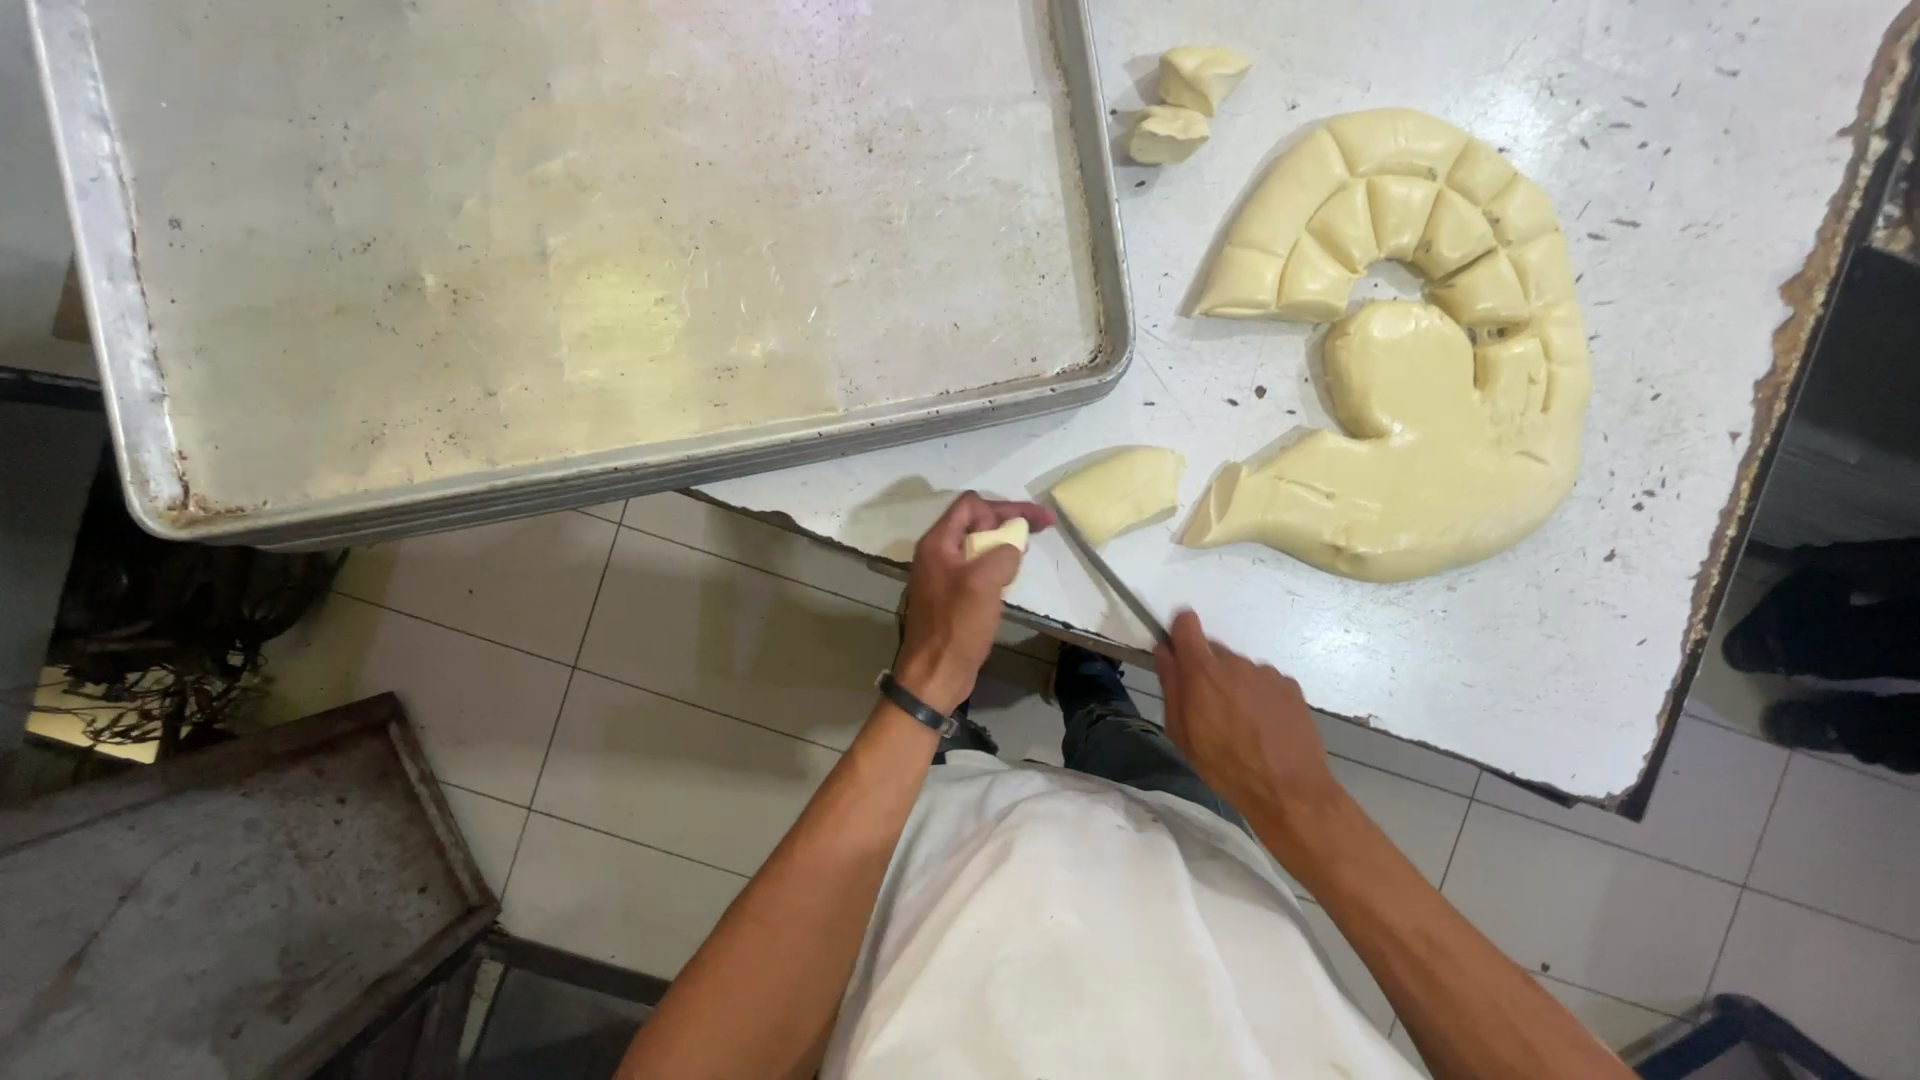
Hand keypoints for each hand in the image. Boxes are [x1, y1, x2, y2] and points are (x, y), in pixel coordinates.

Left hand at [895, 492, 1055, 712]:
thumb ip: (1002, 553)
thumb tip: (1012, 547)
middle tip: (1040, 530)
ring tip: (1026, 551)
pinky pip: (976, 569)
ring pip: (977, 546)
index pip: (971, 505)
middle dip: (1007, 521)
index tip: (1036, 521)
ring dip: (1003, 544)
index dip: (1005, 507)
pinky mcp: (952, 596)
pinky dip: (996, 566)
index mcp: (937, 543)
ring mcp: (943, 576)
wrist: (936, 673)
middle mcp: (937, 554)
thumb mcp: (984, 582)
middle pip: (975, 522)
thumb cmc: (957, 626)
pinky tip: (1010, 576)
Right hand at [1153, 609, 1340, 817]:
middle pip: (1213, 652)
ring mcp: (1266, 673)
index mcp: (1203, 671)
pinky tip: (1264, 726)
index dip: (1179, 632)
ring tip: (1241, 724)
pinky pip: (1265, 682)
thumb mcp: (1182, 732)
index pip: (1186, 625)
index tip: (1178, 651)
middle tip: (1209, 709)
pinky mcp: (1290, 685)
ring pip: (1240, 669)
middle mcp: (1235, 662)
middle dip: (1207, 672)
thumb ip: (1170, 685)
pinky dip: (1260, 697)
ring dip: (1235, 686)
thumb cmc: (1224, 765)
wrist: (1287, 788)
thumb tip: (1164, 652)